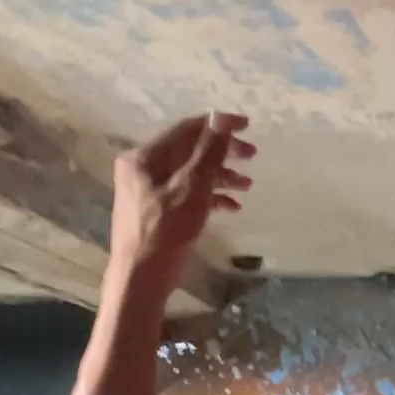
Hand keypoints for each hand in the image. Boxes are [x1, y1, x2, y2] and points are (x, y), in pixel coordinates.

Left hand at [109, 111, 252, 281]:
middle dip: (223, 153)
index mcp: (145, 157)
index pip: (187, 130)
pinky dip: (211, 195)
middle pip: (190, 151)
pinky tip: (232, 206)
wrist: (142, 276)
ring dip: (221, 176)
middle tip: (252, 156)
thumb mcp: (191, 188)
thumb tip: (221, 118)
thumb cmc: (165, 231)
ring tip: (247, 185)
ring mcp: (151, 189)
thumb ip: (208, 153)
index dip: (218, 126)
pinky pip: (189, 193)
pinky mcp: (160, 209)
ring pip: (192, 173)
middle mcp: (144, 167)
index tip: (248, 127)